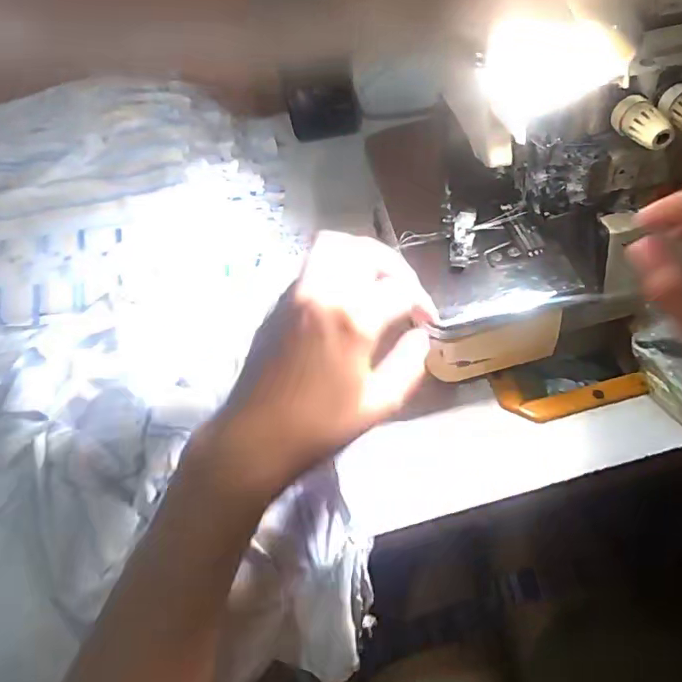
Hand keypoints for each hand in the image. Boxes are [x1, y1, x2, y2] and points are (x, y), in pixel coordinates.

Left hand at [194, 231, 433, 503]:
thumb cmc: (320, 425)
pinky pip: (311, 263)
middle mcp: (324, 292)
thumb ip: (409, 364)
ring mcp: (296, 292)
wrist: (255, 436)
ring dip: (362, 255)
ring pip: (334, 245)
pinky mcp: (278, 301)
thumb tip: (421, 338)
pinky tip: (345, 296)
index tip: (427, 322)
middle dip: (395, 267)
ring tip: (376, 281)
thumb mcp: (379, 403)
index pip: (400, 289)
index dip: (422, 302)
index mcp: (353, 318)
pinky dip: (336, 265)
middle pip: (367, 251)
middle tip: (406, 292)